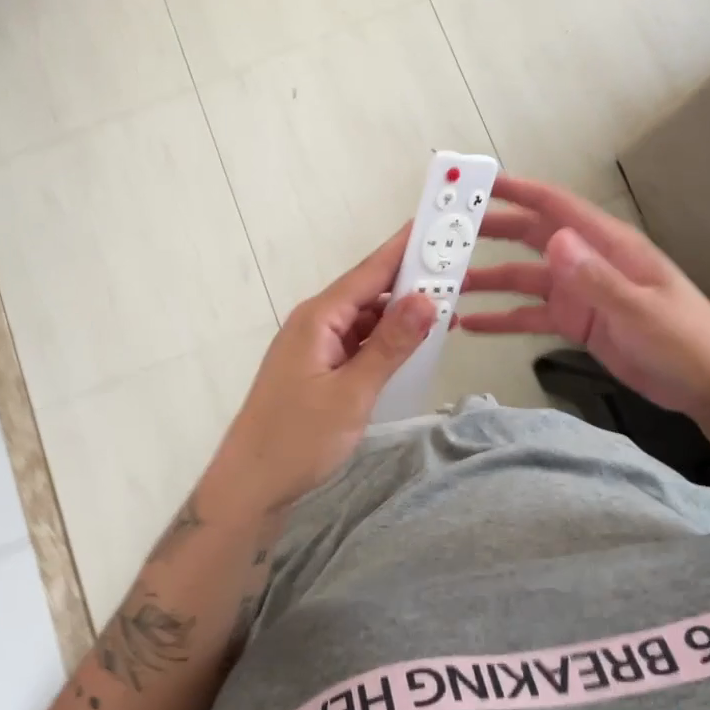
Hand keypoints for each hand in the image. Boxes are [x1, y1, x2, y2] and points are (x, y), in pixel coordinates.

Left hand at [212, 226, 435, 513]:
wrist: (251, 484)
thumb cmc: (297, 439)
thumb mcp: (352, 393)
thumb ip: (389, 346)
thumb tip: (426, 299)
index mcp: (318, 318)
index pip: (370, 271)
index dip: (405, 248)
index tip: (439, 224)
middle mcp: (314, 323)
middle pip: (369, 291)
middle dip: (411, 282)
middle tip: (458, 273)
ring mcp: (313, 346)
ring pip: (364, 319)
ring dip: (400, 315)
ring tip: (446, 310)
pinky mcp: (316, 369)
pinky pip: (356, 342)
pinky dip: (384, 341)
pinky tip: (411, 347)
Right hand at [459, 176, 709, 416]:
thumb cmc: (686, 341)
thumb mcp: (641, 310)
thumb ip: (596, 278)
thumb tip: (553, 239)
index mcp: (607, 245)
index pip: (554, 206)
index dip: (515, 189)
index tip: (476, 182)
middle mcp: (587, 260)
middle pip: (529, 236)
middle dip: (489, 231)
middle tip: (444, 233)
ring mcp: (580, 292)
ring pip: (523, 278)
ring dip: (488, 280)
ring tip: (447, 286)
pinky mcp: (577, 322)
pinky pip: (530, 315)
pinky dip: (502, 318)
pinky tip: (472, 325)